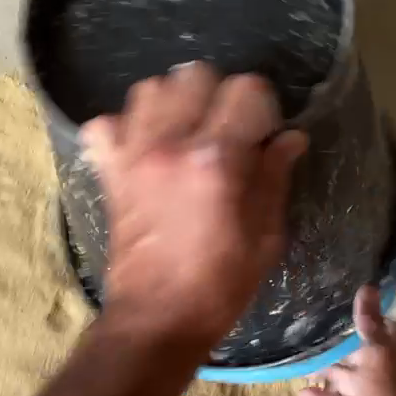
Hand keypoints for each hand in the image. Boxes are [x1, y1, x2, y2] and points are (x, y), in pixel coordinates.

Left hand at [82, 63, 308, 351]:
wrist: (156, 320)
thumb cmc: (220, 286)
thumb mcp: (266, 237)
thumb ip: (274, 179)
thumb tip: (289, 139)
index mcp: (216, 160)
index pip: (246, 90)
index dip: (264, 107)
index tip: (265, 136)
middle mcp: (170, 144)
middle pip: (195, 75)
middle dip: (219, 95)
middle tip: (229, 131)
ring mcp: (133, 156)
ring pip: (150, 89)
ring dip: (174, 102)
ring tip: (188, 134)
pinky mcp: (110, 173)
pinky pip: (106, 124)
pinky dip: (127, 127)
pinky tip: (147, 148)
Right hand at [296, 286, 395, 395]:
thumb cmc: (385, 394)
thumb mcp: (376, 352)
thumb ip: (369, 322)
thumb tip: (368, 286)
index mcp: (394, 353)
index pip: (382, 328)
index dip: (366, 318)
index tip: (342, 307)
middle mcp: (383, 372)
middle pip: (358, 354)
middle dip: (338, 347)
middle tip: (309, 334)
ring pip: (344, 378)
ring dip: (325, 372)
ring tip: (299, 363)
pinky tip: (300, 393)